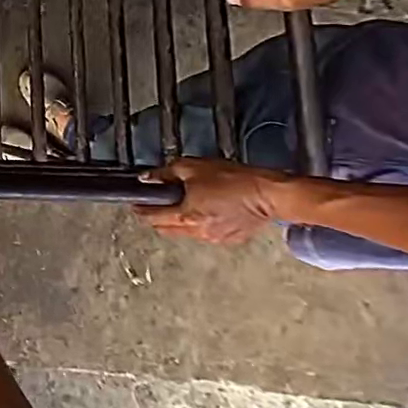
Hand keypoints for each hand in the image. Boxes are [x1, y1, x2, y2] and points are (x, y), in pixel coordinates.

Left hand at [135, 158, 290, 245]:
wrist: (272, 194)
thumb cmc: (234, 180)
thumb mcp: (192, 168)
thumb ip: (165, 173)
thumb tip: (147, 177)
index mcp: (185, 216)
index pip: (151, 218)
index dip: (140, 209)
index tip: (136, 203)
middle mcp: (198, 232)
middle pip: (164, 229)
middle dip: (156, 218)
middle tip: (156, 204)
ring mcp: (215, 239)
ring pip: (185, 233)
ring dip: (178, 222)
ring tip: (183, 205)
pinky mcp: (231, 240)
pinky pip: (205, 234)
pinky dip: (199, 225)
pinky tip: (206, 211)